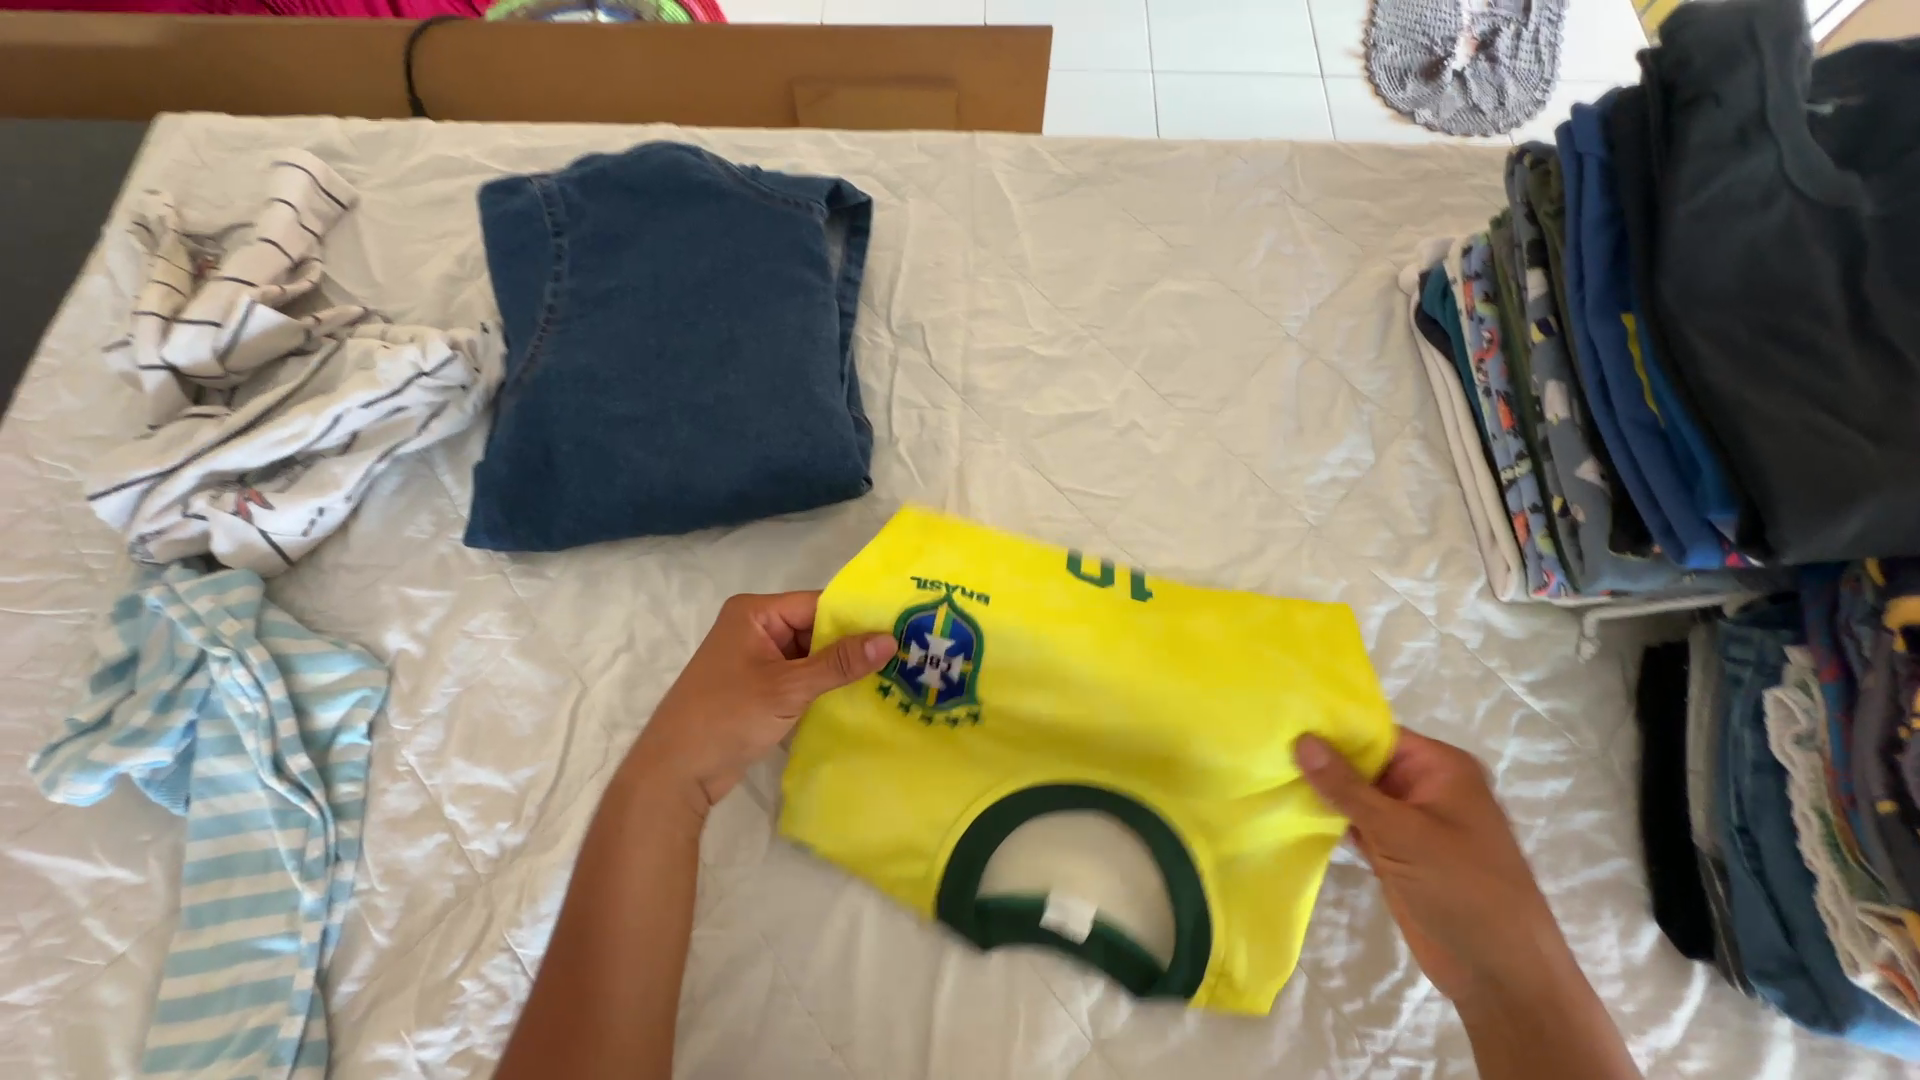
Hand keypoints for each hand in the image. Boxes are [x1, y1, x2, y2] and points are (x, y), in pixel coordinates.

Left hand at [623, 591, 893, 817]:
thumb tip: (890, 640)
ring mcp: (757, 659)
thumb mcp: (788, 687)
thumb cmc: (727, 718)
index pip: (818, 604)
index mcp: (755, 613)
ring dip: (841, 667)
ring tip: (893, 673)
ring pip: (811, 654)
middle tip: (905, 652)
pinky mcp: (760, 688)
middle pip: (816, 628)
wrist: (676, 772)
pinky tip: (861, 694)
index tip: (900, 626)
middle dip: (853, 643)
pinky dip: (825, 685)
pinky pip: (801, 676)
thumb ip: (839, 663)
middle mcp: (755, 628)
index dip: (857, 616)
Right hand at [1293, 728, 1567, 1004]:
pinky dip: (1329, 818)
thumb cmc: (1462, 888)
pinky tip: (1288, 808)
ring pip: (1356, 793)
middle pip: (1364, 761)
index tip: (1282, 722)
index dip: (1332, 728)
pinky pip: (1356, 822)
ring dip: (1321, 790)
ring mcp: (1410, 821)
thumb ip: (1347, 787)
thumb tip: (1302, 739)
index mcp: (1441, 768)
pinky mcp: (1395, 851)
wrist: (1498, 972)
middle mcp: (1426, 787)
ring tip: (1267, 771)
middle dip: (1321, 758)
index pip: (1377, 734)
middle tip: (1265, 746)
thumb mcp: (1400, 832)